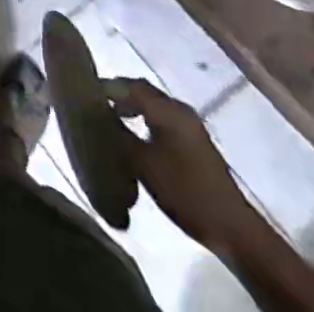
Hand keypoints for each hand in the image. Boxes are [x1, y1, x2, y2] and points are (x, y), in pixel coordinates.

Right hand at [106, 77, 263, 253]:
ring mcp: (190, 125)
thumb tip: (97, 116)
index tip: (83, 93)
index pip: (132, 86)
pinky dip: (144, 118)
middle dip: (118, 95)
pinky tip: (132, 135)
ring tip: (109, 119)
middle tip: (93, 105)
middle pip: (144, 91)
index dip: (107, 87)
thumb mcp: (143, 164)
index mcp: (170, 111)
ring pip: (153, 104)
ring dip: (131, 107)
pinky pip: (162, 117)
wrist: (230, 227)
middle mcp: (181, 110)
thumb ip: (119, 134)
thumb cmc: (185, 192)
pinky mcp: (193, 140)